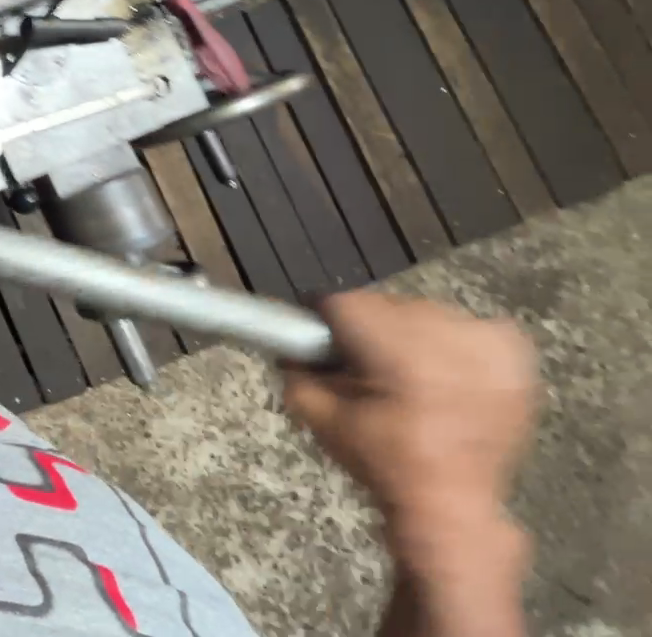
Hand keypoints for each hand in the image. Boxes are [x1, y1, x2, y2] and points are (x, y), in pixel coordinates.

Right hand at [284, 293, 537, 553]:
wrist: (452, 504)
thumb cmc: (378, 460)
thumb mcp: (313, 414)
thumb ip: (294, 366)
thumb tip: (290, 338)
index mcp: (401, 360)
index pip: (347, 304)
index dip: (324, 318)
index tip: (319, 339)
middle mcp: (452, 349)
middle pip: (385, 304)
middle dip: (365, 326)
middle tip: (360, 360)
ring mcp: (491, 354)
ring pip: (425, 311)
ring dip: (406, 330)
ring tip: (401, 365)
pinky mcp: (517, 364)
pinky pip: (476, 325)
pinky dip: (455, 336)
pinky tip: (445, 364)